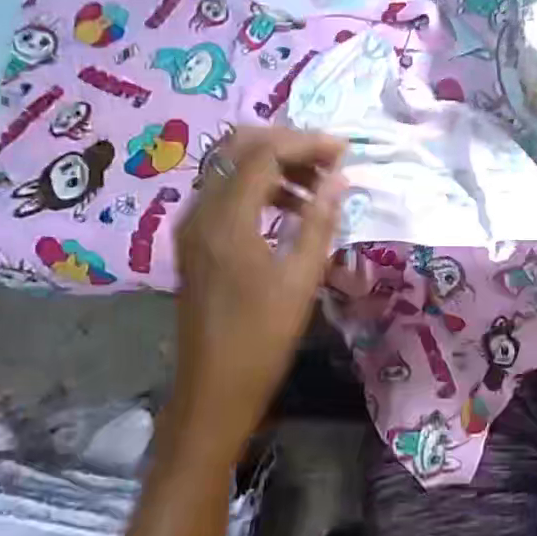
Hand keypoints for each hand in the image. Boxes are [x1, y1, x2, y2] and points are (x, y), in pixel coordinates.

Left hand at [169, 127, 345, 462]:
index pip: (264, 153)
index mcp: (225, 219)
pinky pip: (224, 192)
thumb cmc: (261, 341)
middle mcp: (200, 211)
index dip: (307, 143)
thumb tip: (338, 180)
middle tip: (329, 162)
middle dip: (287, 145)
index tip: (344, 150)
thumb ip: (318, 222)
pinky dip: (257, 187)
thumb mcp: (300, 281)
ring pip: (230, 168)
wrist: (212, 392)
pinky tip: (289, 209)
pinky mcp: (193, 240)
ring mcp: (192, 225)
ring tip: (317, 187)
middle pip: (240, 148)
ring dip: (273, 165)